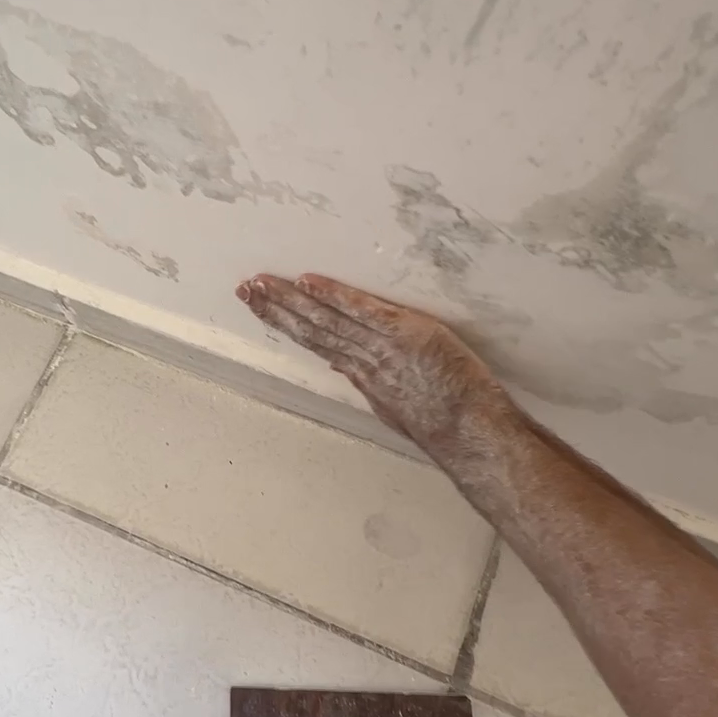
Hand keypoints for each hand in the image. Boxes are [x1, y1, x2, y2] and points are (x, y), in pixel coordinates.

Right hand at [235, 273, 517, 461]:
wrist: (472, 435)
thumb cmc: (443, 426)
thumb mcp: (395, 408)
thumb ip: (368, 382)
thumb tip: (343, 366)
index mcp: (363, 375)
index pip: (317, 343)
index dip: (286, 325)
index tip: (262, 309)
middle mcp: (363, 361)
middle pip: (311, 330)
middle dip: (275, 309)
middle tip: (245, 289)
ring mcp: (381, 347)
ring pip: (327, 320)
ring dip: (291, 299)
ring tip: (261, 282)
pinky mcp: (404, 334)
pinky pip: (362, 311)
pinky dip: (333, 296)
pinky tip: (307, 281)